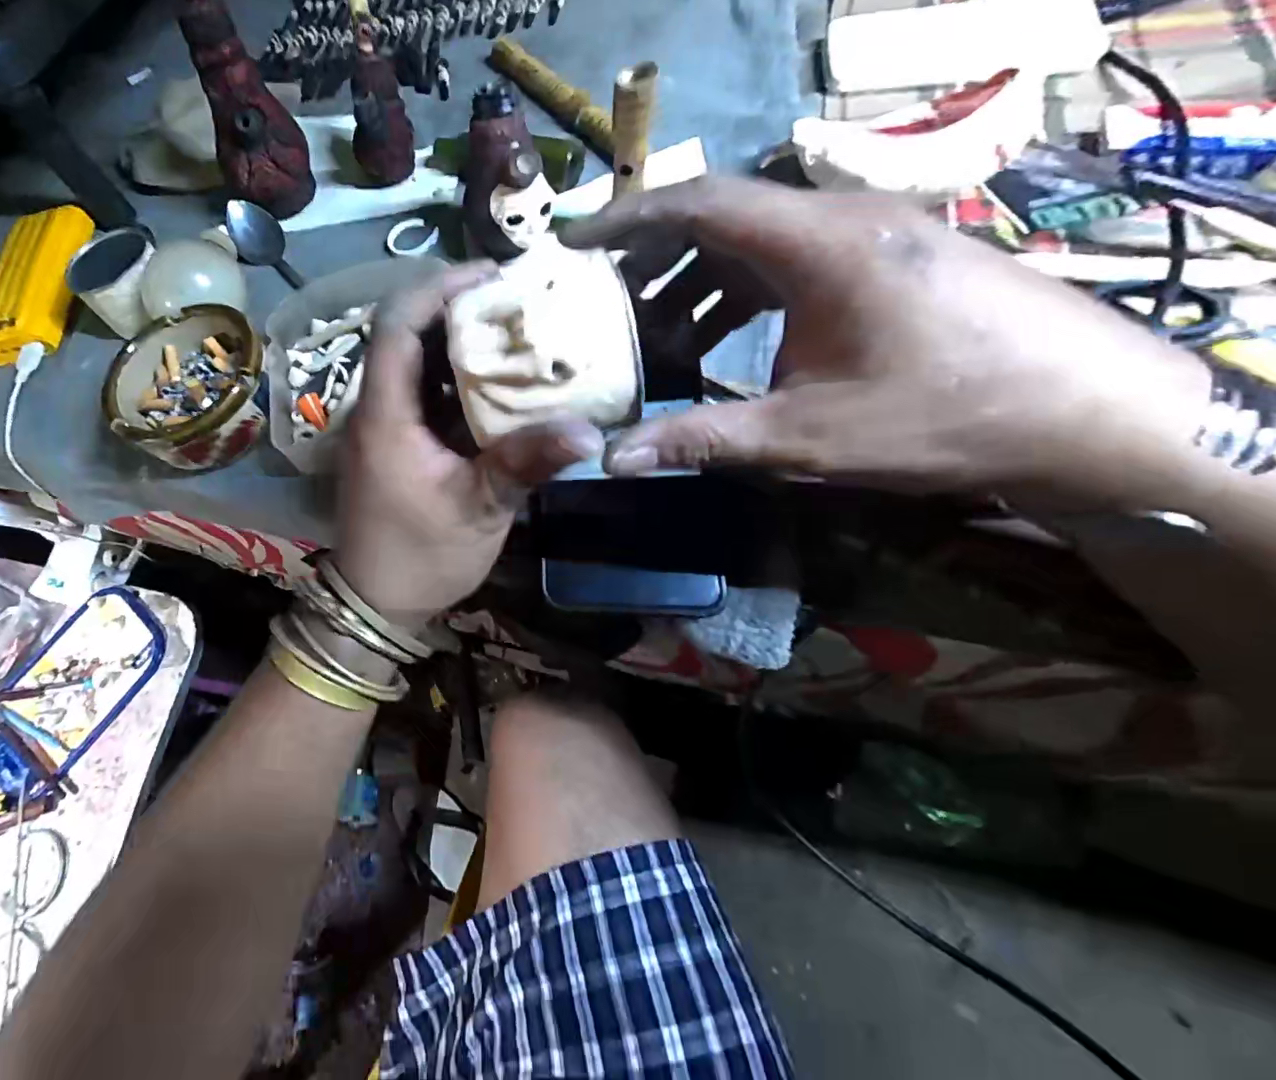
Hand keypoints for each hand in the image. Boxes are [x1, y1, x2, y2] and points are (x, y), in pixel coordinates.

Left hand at [333, 263, 602, 628]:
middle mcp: (373, 411)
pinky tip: (497, 384)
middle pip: (406, 337)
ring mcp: (380, 428)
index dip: (438, 288)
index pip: (396, 325)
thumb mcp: (477, 509)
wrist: (374, 601)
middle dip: (456, 310)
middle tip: (517, 300)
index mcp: (383, 415)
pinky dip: (454, 382)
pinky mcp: (393, 446)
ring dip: (457, 345)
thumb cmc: (418, 555)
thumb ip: (525, 463)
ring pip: (414, 366)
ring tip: (515, 331)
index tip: (492, 274)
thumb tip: (592, 431)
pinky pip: (421, 397)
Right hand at [562, 176, 1216, 509]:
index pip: (699, 202)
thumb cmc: (942, 415)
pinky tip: (708, 348)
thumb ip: (698, 438)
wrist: (1091, 415)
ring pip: (747, 242)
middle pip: (717, 216)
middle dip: (646, 260)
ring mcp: (864, 238)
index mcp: (819, 244)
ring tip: (643, 338)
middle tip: (594, 305)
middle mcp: (840, 221)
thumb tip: (610, 457)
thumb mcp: (804, 436)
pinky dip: (729, 298)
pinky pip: (780, 263)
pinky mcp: (877, 263)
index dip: (624, 219)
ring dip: (687, 285)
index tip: (570, 247)